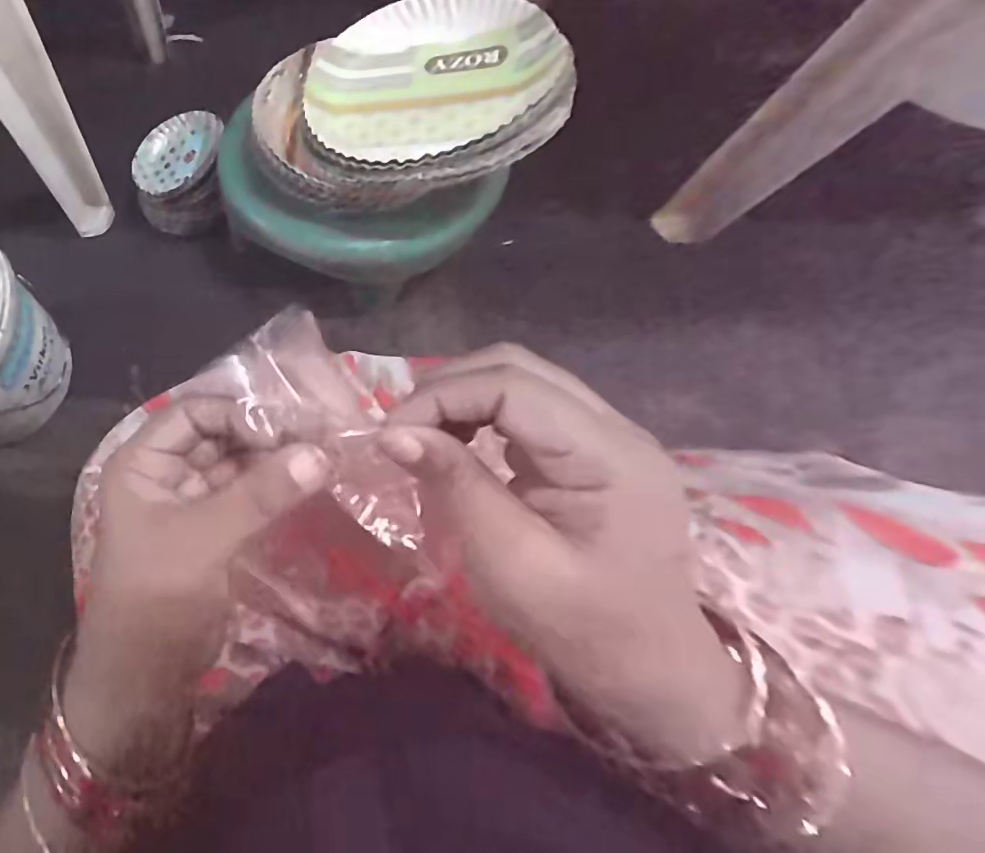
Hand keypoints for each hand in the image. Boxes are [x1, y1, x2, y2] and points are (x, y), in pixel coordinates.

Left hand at [68, 397, 332, 772]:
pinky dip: (270, 488)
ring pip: (232, 466)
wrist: (144, 671)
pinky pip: (241, 495)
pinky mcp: (209, 529)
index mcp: (141, 461)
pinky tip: (307, 482)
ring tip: (324, 455)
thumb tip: (320, 453)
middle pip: (214, 436)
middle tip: (322, 435)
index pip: (191, 414)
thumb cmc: (158, 593)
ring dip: (271, 459)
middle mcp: (160, 472)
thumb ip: (260, 494)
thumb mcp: (205, 537)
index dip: (238, 414)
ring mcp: (185, 501)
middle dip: (262, 434)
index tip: (291, 427)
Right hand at [376, 345, 749, 764]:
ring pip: (516, 374)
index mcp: (609, 458)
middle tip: (402, 432)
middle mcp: (615, 430)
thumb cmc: (577, 624)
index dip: (438, 398)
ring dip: (457, 394)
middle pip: (514, 365)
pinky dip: (474, 408)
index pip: (510, 385)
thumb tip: (390, 433)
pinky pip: (522, 400)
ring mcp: (605, 435)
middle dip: (444, 388)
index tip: (390, 438)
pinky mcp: (587, 447)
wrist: (646, 670)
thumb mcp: (506, 558)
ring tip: (423, 434)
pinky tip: (455, 440)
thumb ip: (454, 483)